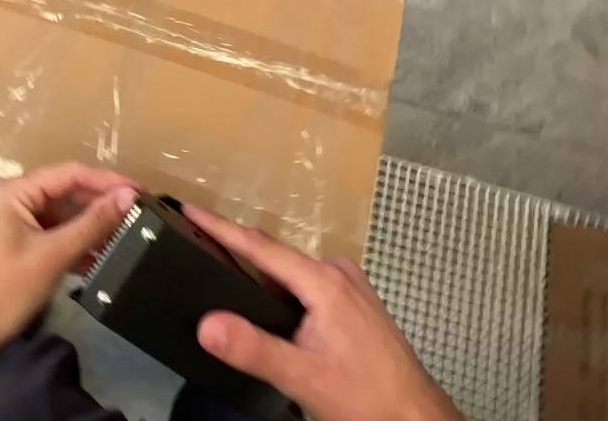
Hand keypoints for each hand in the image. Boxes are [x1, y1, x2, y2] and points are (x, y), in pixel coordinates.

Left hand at [0, 162, 138, 369]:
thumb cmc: (1, 291)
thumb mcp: (51, 256)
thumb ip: (91, 224)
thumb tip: (128, 197)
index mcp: (16, 191)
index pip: (71, 174)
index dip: (107, 181)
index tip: (140, 192)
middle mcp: (14, 200)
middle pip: (66, 193)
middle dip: (100, 204)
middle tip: (137, 215)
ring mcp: (13, 225)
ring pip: (61, 217)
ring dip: (89, 227)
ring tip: (125, 238)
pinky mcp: (15, 249)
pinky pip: (52, 236)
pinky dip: (74, 245)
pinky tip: (98, 259)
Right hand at [185, 204, 460, 420]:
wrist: (418, 419)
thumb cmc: (364, 399)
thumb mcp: (304, 378)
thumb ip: (254, 349)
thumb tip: (206, 324)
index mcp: (323, 280)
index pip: (261, 246)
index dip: (221, 227)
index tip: (188, 207)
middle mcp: (336, 270)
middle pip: (276, 253)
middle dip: (237, 246)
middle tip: (197, 239)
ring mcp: (349, 283)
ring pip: (292, 268)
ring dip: (260, 269)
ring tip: (224, 270)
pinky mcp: (355, 300)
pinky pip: (307, 281)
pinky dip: (282, 285)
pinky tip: (269, 303)